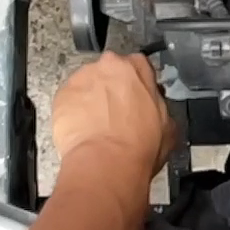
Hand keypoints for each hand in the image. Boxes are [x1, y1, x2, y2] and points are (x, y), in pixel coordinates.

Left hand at [52, 53, 175, 179]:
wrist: (106, 164)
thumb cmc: (138, 147)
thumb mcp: (168, 125)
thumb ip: (160, 104)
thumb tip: (156, 107)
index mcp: (136, 67)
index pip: (138, 66)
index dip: (137, 85)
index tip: (135, 98)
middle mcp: (108, 65)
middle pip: (109, 72)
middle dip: (112, 89)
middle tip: (116, 115)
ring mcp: (82, 78)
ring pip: (87, 84)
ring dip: (91, 100)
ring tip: (97, 127)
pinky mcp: (62, 94)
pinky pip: (69, 100)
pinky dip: (73, 112)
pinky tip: (82, 131)